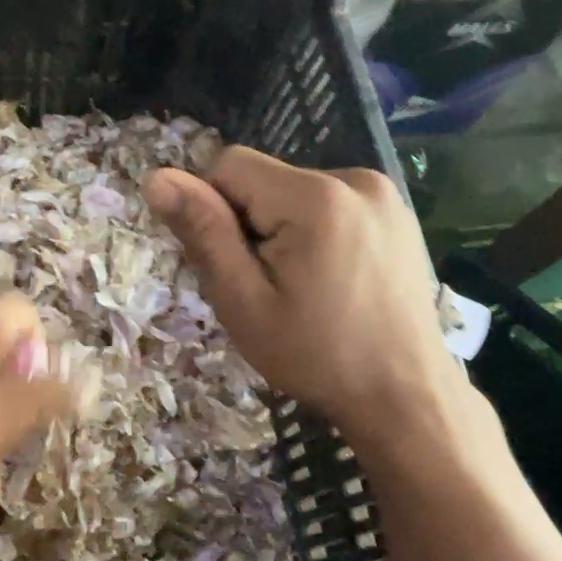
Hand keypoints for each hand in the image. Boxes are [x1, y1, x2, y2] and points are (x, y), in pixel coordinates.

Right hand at [145, 148, 464, 446]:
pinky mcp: (397, 212)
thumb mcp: (243, 301)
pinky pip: (330, 204)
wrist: (405, 395)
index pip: (229, 165)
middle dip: (251, 224)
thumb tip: (156, 178)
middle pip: (265, 180)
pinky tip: (332, 278)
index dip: (215, 212)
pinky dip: (315, 232)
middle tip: (269, 287)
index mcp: (315, 197)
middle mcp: (355, 179)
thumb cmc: (316, 355)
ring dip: (283, 229)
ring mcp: (384, 194)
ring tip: (304, 287)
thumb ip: (203, 232)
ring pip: (294, 192)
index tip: (237, 265)